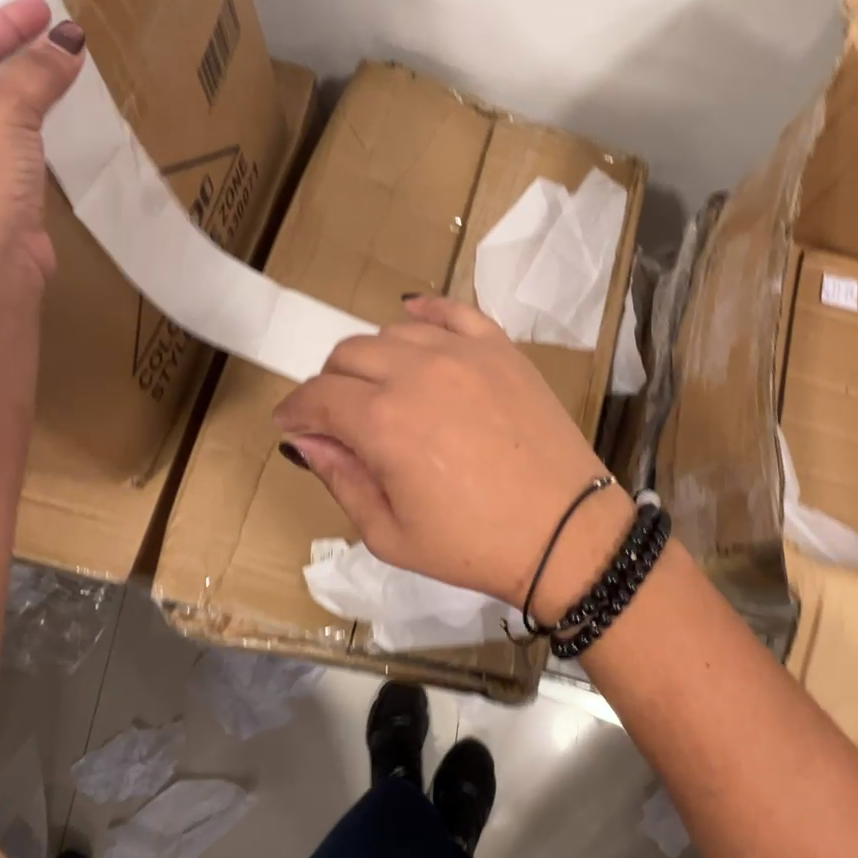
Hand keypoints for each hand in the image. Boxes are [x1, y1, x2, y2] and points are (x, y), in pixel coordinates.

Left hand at [0, 0, 85, 286]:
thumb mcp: (3, 112)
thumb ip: (36, 73)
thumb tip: (69, 39)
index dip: (3, 24)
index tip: (44, 7)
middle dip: (17, 54)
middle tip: (58, 33)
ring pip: (0, 114)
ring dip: (32, 91)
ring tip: (65, 70)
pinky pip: (19, 146)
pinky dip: (40, 128)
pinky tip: (61, 120)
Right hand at [274, 296, 634, 618]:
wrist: (565, 533)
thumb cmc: (474, 545)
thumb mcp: (390, 534)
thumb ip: (341, 479)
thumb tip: (307, 439)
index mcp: (383, 422)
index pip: (318, 396)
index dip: (296, 410)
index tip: (291, 424)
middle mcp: (418, 373)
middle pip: (350, 355)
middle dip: (330, 384)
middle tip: (337, 417)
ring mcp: (465, 354)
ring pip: (395, 332)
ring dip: (374, 357)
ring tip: (380, 387)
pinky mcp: (502, 351)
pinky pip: (454, 312)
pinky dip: (426, 311)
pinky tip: (414, 318)